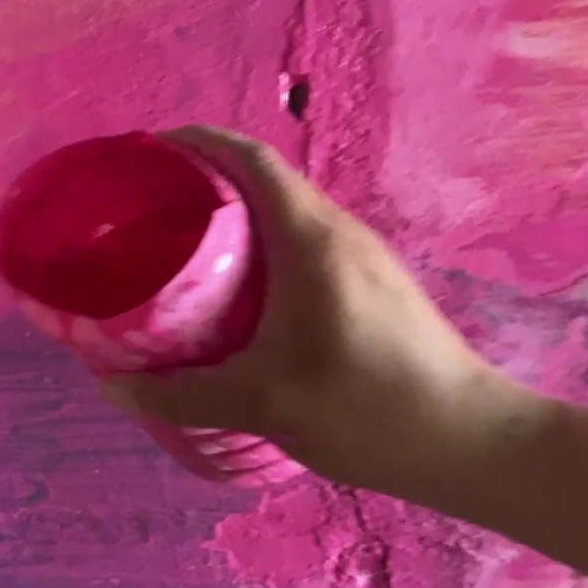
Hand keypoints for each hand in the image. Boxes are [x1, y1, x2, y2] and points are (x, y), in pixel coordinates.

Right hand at [101, 126, 546, 495]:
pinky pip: (295, 237)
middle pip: (260, 177)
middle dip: (199, 175)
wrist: (476, 445)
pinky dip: (251, 240)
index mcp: (310, 239)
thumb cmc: (369, 408)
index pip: (251, 159)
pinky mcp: (367, 281)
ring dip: (227, 209)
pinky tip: (226, 285)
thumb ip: (181, 395)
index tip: (146, 152)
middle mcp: (336, 232)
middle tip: (143, 204)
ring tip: (173, 240)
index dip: (196, 142)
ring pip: (280, 208)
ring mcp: (358, 255)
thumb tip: (111, 388)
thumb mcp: (263, 404)